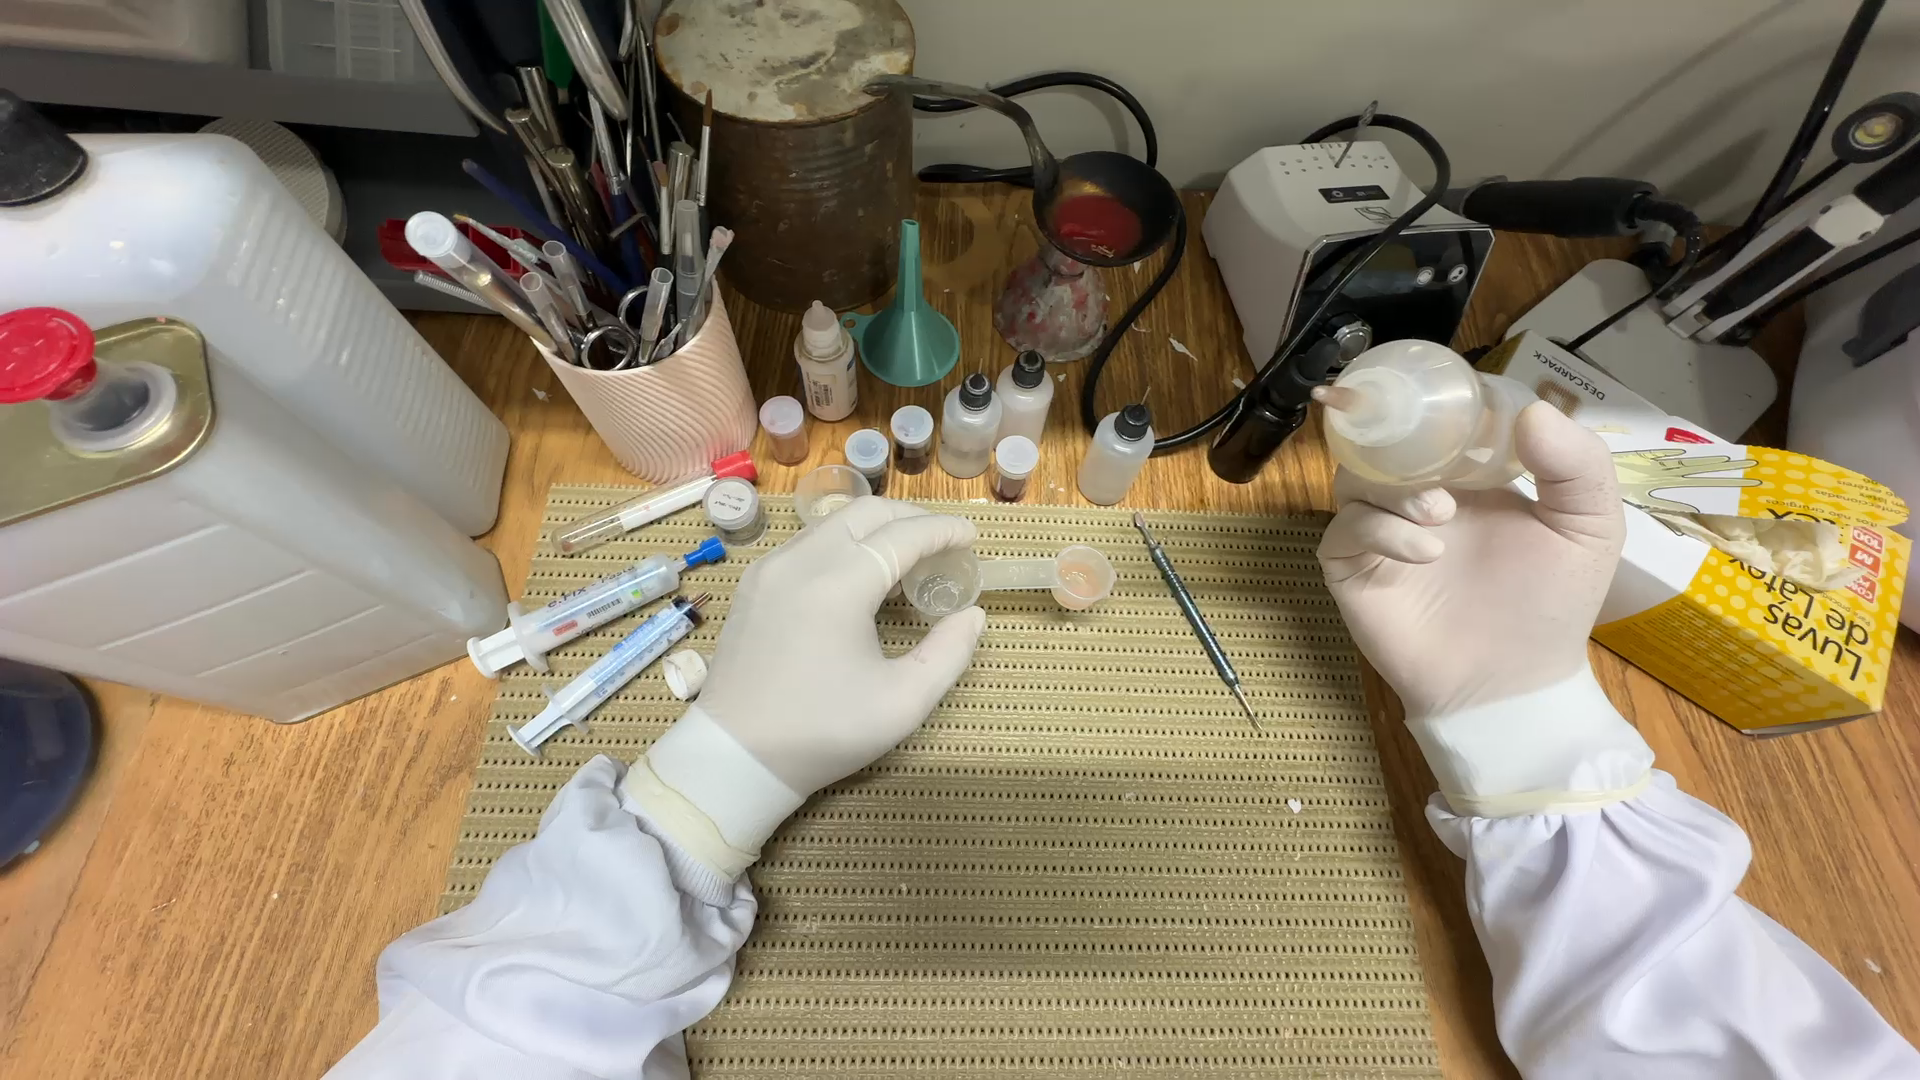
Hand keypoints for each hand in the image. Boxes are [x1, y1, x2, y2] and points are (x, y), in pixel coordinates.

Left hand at [628, 497, 985, 874]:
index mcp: (837, 586)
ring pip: (834, 521)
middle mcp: (800, 561)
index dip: (943, 531)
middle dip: (912, 518)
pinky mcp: (755, 581)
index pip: (902, 536)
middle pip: (866, 512)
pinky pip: (809, 541)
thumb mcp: (902, 703)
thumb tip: (974, 614)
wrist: (734, 757)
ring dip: (877, 528)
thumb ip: (949, 654)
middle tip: (944, 541)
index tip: (972, 535)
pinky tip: (862, 574)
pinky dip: (845, 542)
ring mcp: (771, 567)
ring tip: (908, 557)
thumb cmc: (821, 733)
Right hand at [1317, 402, 1624, 719]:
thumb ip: (1576, 465)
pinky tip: (1422, 553)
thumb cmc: (1548, 605)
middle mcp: (1415, 497)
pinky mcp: (1349, 565)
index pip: (1438, 426)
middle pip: (1384, 446)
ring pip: (1354, 481)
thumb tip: (1531, 408)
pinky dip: (1378, 531)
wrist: (1507, 681)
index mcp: (1467, 480)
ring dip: (1393, 491)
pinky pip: (1343, 529)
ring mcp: (1377, 530)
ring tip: (1437, 517)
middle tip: (1444, 473)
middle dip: (1406, 448)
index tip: (1458, 405)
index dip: (1442, 410)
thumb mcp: (1588, 529)